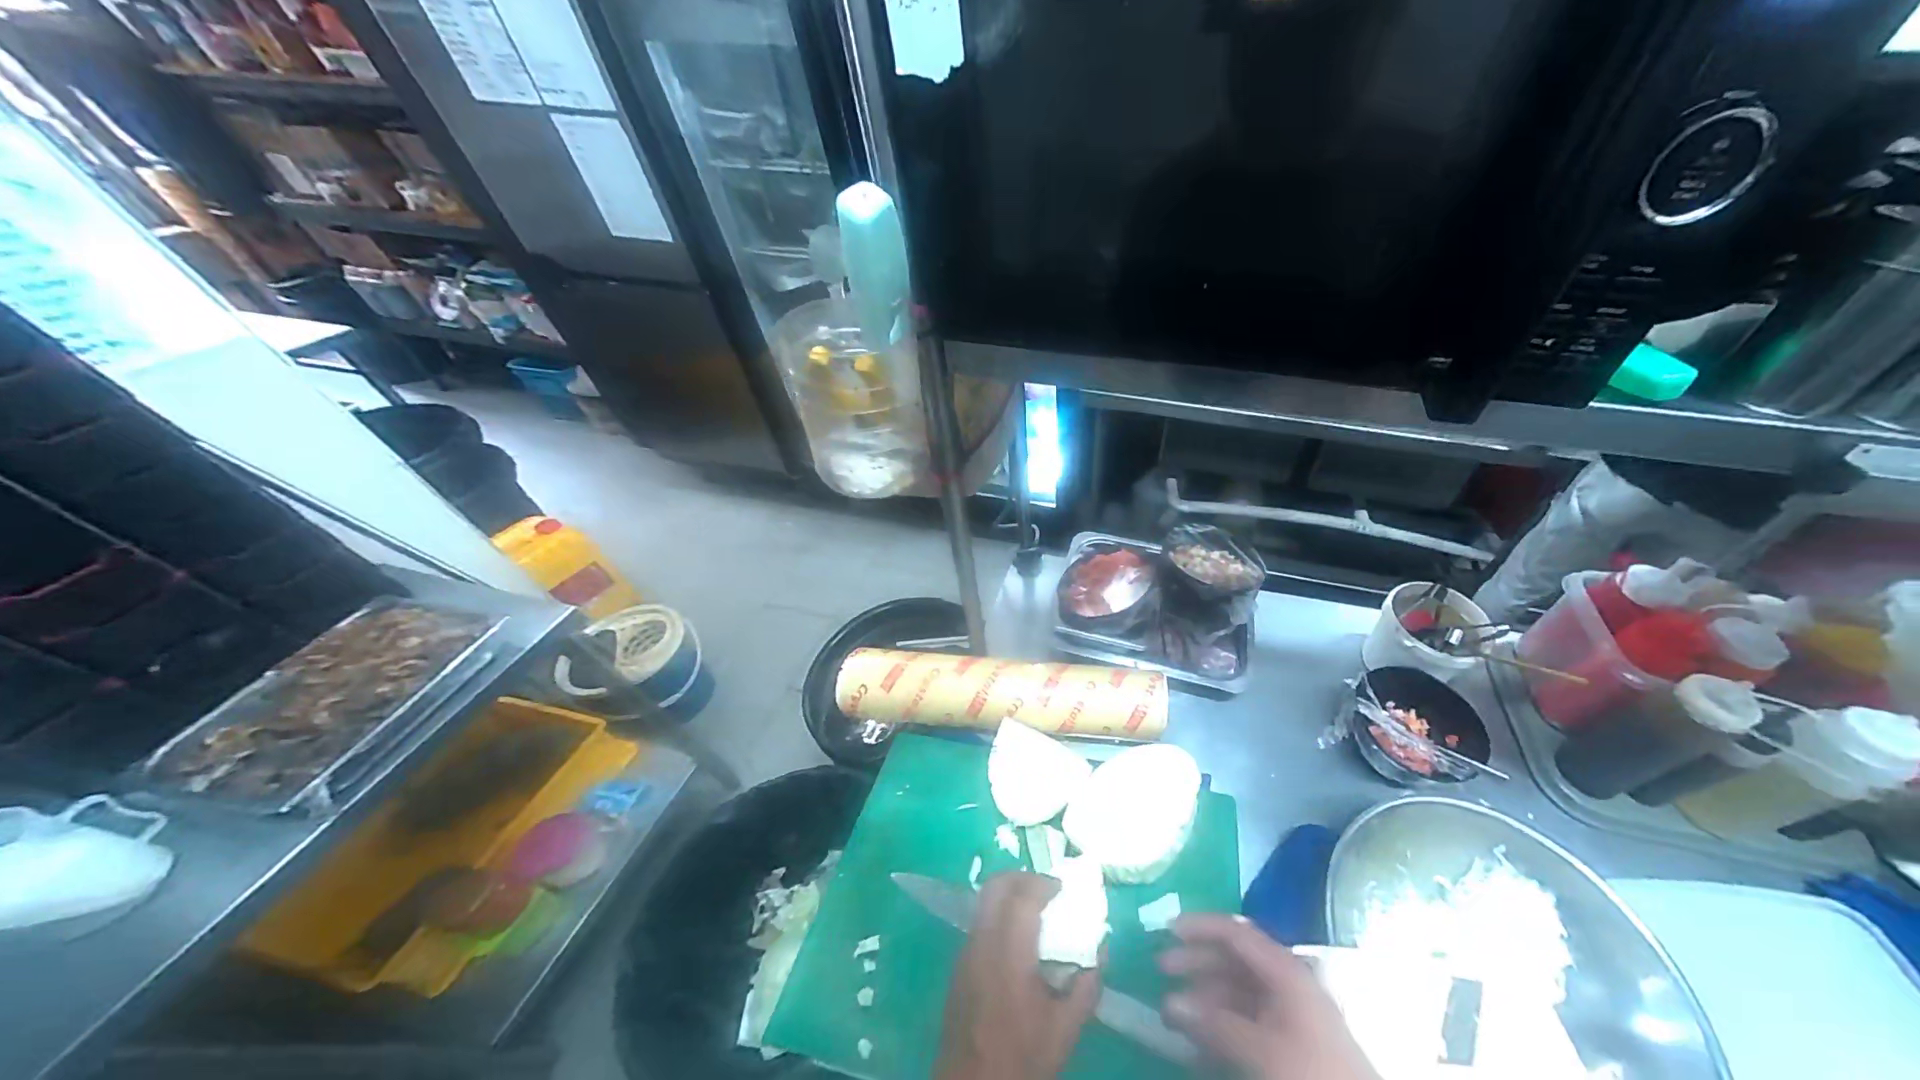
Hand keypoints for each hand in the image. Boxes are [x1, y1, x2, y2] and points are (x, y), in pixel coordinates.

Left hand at [935, 872, 1101, 1079]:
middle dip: (1023, 878)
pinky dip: (999, 915)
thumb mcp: (1066, 1028)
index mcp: (1009, 953)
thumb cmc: (1022, 1057)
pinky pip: (980, 922)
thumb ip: (1087, 985)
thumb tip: (1101, 950)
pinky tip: (1018, 940)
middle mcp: (982, 942)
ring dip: (1009, 896)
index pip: (1022, 896)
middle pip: (996, 886)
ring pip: (984, 902)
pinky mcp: (959, 964)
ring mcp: (966, 951)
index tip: (1065, 890)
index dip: (1045, 884)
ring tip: (1036, 912)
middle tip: (1048, 891)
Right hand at [1159, 915, 1379, 1079]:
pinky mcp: (1291, 1045)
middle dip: (1196, 962)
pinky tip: (1199, 1038)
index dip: (1200, 926)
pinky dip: (1220, 1022)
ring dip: (1204, 996)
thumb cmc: (1311, 1078)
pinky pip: (1247, 1019)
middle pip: (1234, 959)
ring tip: (1172, 1012)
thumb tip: (1171, 1004)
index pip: (1237, 933)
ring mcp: (1291, 1016)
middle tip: (1160, 970)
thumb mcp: (1262, 1052)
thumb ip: (1215, 1025)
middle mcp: (1288, 985)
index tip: (1166, 930)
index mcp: (1286, 973)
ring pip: (1238, 991)